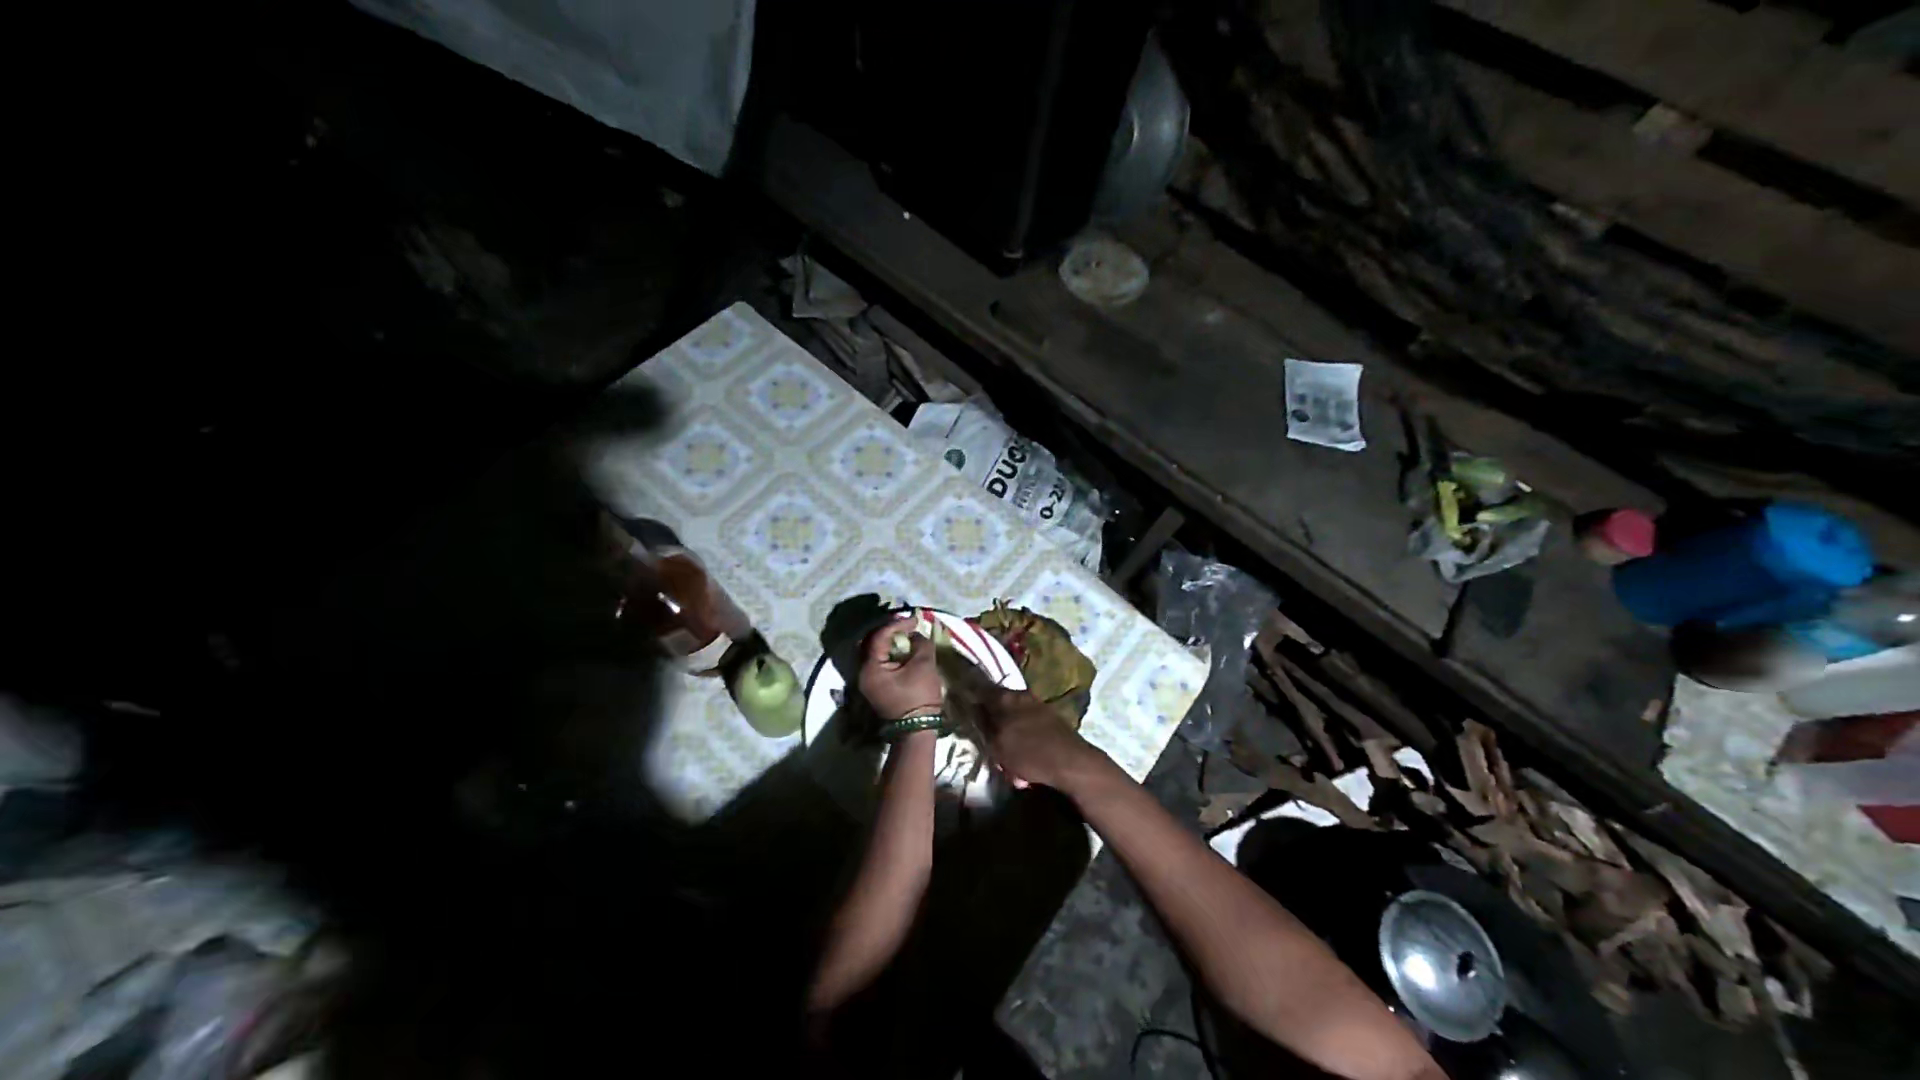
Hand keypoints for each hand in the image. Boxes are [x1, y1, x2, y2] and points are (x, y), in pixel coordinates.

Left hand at [857, 619, 943, 721]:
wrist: (918, 730)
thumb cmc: (919, 696)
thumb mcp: (924, 665)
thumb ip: (920, 643)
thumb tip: (916, 635)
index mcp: (870, 668)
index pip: (879, 637)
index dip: (897, 625)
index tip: (914, 620)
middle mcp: (863, 673)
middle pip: (872, 643)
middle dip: (890, 632)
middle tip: (907, 626)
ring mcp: (868, 682)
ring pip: (875, 653)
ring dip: (890, 643)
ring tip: (907, 636)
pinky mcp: (876, 687)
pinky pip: (880, 663)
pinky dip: (890, 654)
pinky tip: (904, 650)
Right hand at [980, 689, 1105, 790]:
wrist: (1071, 763)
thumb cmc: (1029, 754)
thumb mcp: (997, 745)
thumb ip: (984, 727)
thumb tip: (975, 713)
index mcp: (1005, 697)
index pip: (980, 690)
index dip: (970, 698)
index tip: (963, 709)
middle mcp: (1021, 695)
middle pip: (998, 703)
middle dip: (991, 719)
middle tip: (986, 738)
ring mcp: (1038, 705)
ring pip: (1014, 716)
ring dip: (1008, 731)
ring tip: (1006, 755)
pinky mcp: (1051, 719)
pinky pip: (1028, 726)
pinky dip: (1023, 739)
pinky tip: (1024, 758)